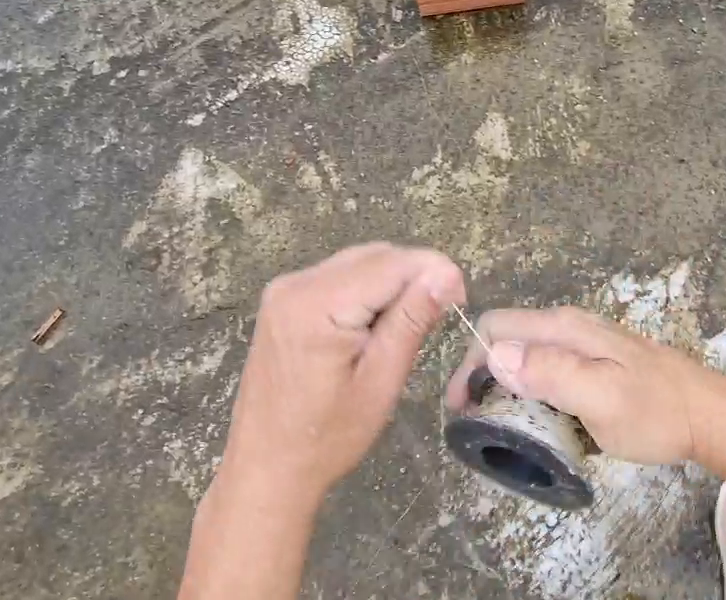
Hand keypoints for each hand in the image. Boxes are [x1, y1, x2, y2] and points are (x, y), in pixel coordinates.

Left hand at [219, 243, 466, 503]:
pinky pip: (341, 276)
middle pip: (375, 256)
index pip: (391, 263)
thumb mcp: (380, 381)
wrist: (265, 470)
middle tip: (439, 316)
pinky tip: (377, 325)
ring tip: (409, 325)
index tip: (460, 299)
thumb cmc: (327, 438)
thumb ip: (412, 319)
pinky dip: (368, 290)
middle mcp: (296, 284)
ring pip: (360, 262)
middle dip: (414, 276)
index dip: (433, 271)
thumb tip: (448, 274)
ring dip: (393, 283)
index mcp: (316, 304)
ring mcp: (286, 289)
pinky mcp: (284, 299)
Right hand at [443, 307, 719, 465]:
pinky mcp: (593, 362)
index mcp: (564, 329)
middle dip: (482, 375)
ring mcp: (582, 343)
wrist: (705, 415)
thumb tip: (496, 356)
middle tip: (475, 422)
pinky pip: (546, 369)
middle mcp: (568, 327)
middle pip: (506, 338)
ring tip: (500, 425)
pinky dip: (530, 391)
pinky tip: (536, 419)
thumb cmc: (653, 410)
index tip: (462, 408)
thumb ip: (550, 373)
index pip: (496, 327)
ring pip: (525, 355)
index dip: (470, 363)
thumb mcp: (600, 396)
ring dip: (505, 386)